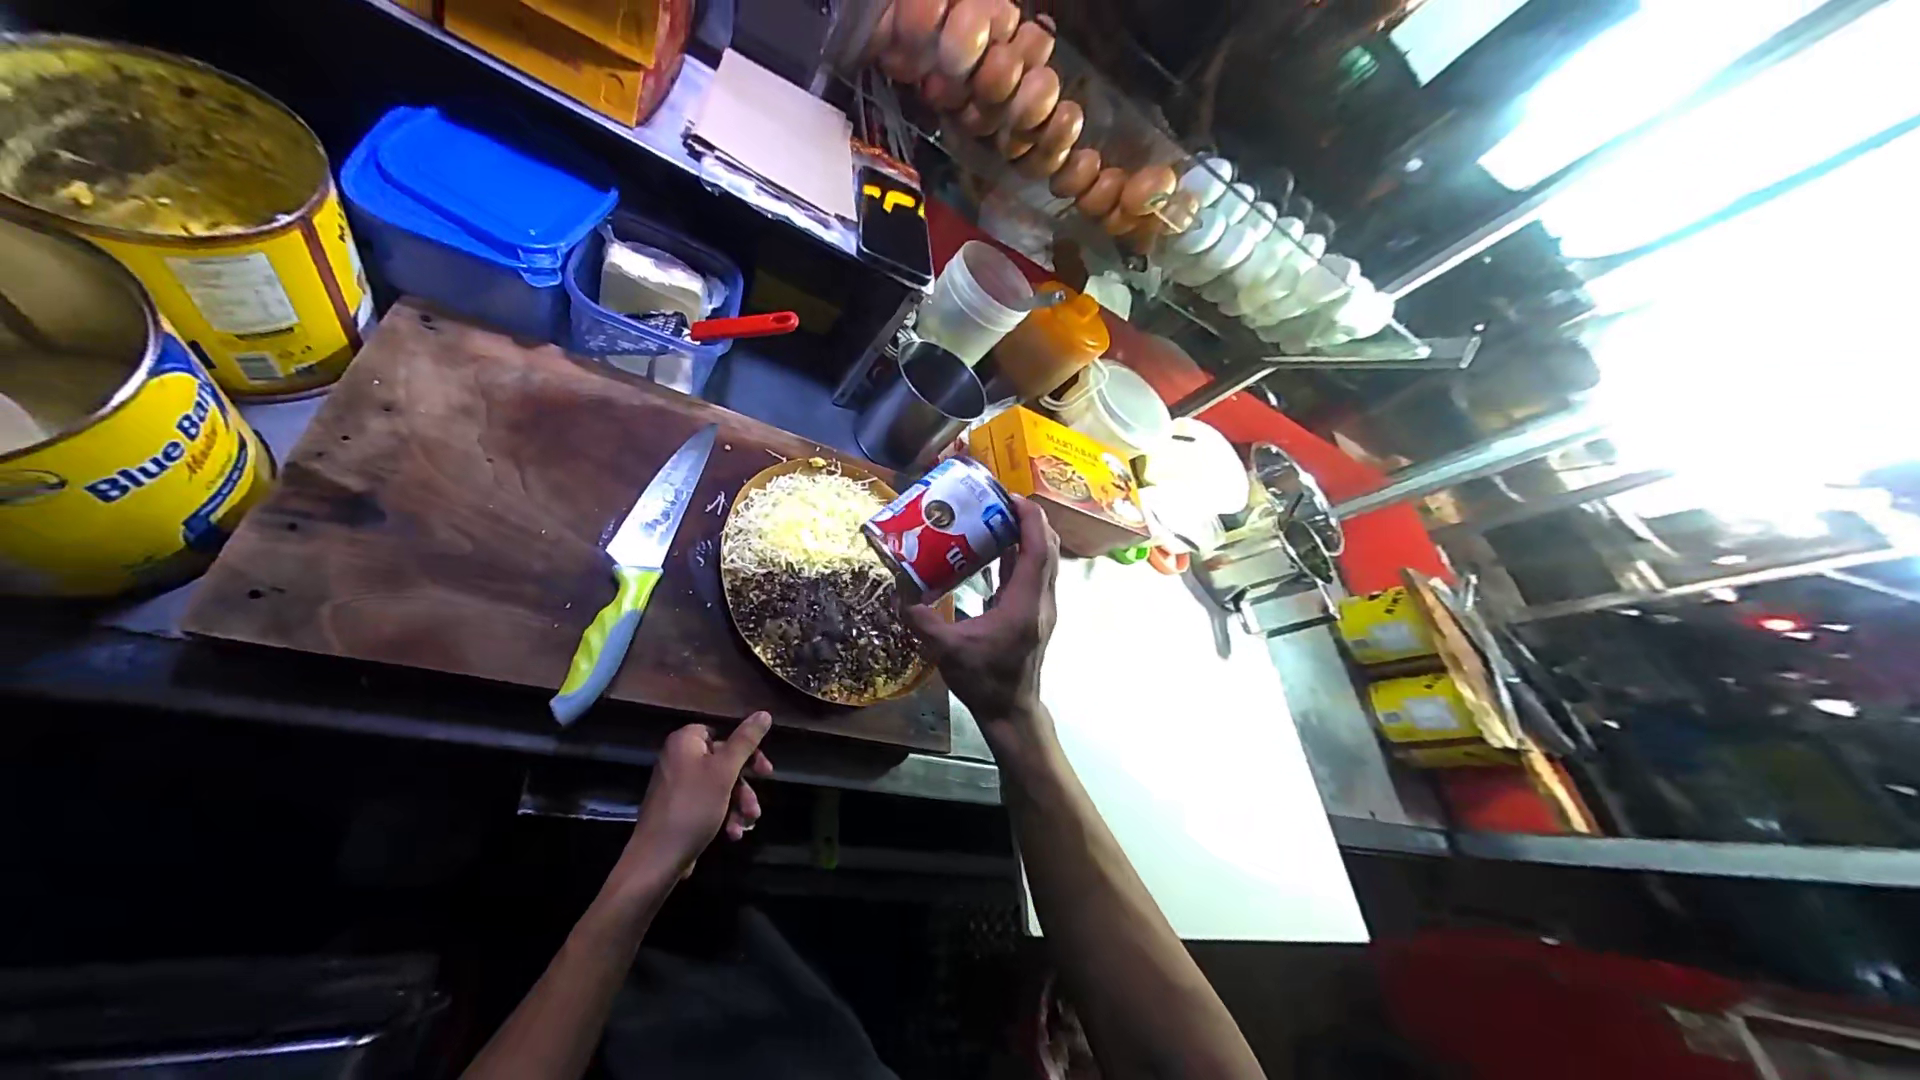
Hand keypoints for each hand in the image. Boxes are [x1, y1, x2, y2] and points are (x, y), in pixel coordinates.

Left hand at [629, 712, 772, 876]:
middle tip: (756, 804)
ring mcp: (676, 785)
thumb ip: (746, 741)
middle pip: (724, 763)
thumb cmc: (693, 807)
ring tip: (746, 824)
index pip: (723, 734)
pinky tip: (732, 833)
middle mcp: (678, 758)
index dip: (747, 751)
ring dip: (737, 805)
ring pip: (719, 786)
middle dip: (744, 788)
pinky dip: (723, 815)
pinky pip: (707, 803)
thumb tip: (764, 713)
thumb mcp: (725, 771)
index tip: (764, 771)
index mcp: (685, 742)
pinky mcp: (677, 808)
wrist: (657, 859)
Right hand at [904, 495, 1059, 729]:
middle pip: (1047, 547)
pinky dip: (1019, 556)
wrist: (1010, 711)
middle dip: (1029, 518)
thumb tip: (898, 588)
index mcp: (1025, 602)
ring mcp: (1041, 607)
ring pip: (1044, 559)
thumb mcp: (946, 650)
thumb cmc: (984, 680)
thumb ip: (921, 618)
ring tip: (995, 518)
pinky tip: (993, 551)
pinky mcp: (1034, 614)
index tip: (1009, 495)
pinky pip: (1033, 574)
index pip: (1038, 547)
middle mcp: (1041, 599)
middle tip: (997, 501)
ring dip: (1026, 535)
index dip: (1029, 517)